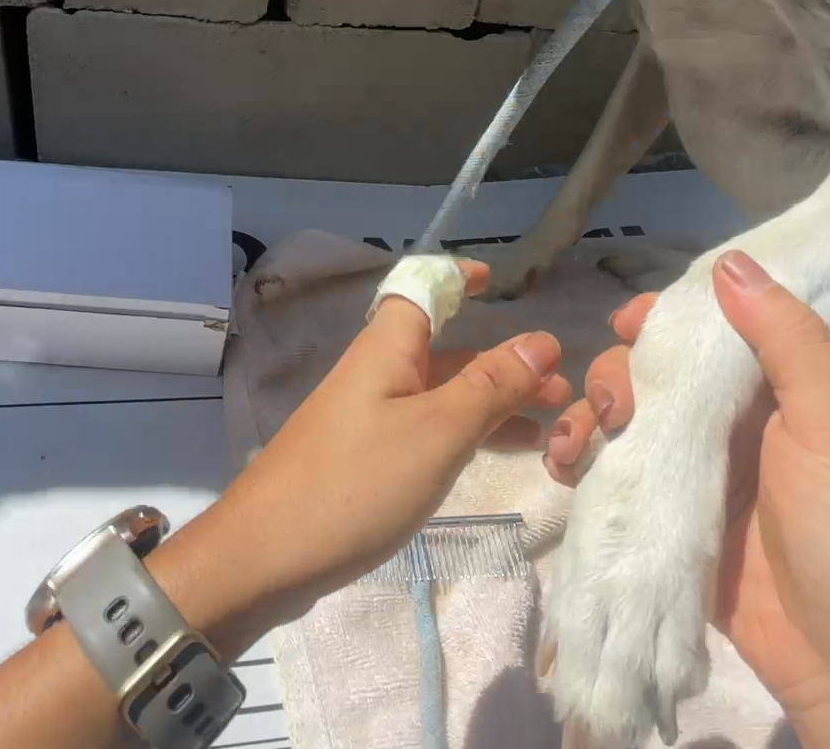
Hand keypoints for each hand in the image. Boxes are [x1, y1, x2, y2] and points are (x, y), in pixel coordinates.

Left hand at [156, 260, 573, 653]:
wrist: (268, 552)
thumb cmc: (358, 479)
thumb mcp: (437, 431)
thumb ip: (490, 385)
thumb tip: (540, 339)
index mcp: (387, 348)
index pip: (420, 288)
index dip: (455, 277)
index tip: (498, 281)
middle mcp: (376, 372)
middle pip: (443, 349)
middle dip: (502, 362)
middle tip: (561, 392)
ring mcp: (368, 416)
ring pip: (439, 394)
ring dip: (492, 403)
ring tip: (550, 428)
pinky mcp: (364, 457)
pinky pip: (424, 430)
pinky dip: (465, 435)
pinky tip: (501, 455)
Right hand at [548, 252, 829, 745]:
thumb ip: (790, 345)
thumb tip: (731, 263)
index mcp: (784, 395)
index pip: (716, 334)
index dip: (668, 321)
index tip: (631, 322)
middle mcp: (734, 425)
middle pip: (657, 373)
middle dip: (619, 375)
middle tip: (614, 405)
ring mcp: (695, 472)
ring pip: (624, 418)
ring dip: (589, 415)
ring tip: (576, 443)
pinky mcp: (665, 515)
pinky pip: (612, 469)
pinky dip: (582, 459)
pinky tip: (565, 466)